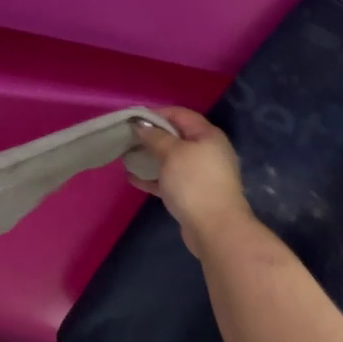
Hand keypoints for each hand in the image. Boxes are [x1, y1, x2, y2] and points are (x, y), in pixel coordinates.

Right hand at [131, 107, 254, 255]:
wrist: (215, 228)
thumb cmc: (194, 182)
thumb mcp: (172, 153)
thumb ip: (156, 137)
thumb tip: (142, 125)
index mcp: (208, 136)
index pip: (181, 114)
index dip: (157, 113)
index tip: (133, 118)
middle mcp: (207, 152)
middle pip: (176, 137)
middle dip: (151, 137)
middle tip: (127, 138)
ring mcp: (201, 175)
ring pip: (171, 160)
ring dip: (150, 157)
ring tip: (127, 157)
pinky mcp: (193, 195)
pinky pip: (169, 180)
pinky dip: (153, 177)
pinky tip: (133, 178)